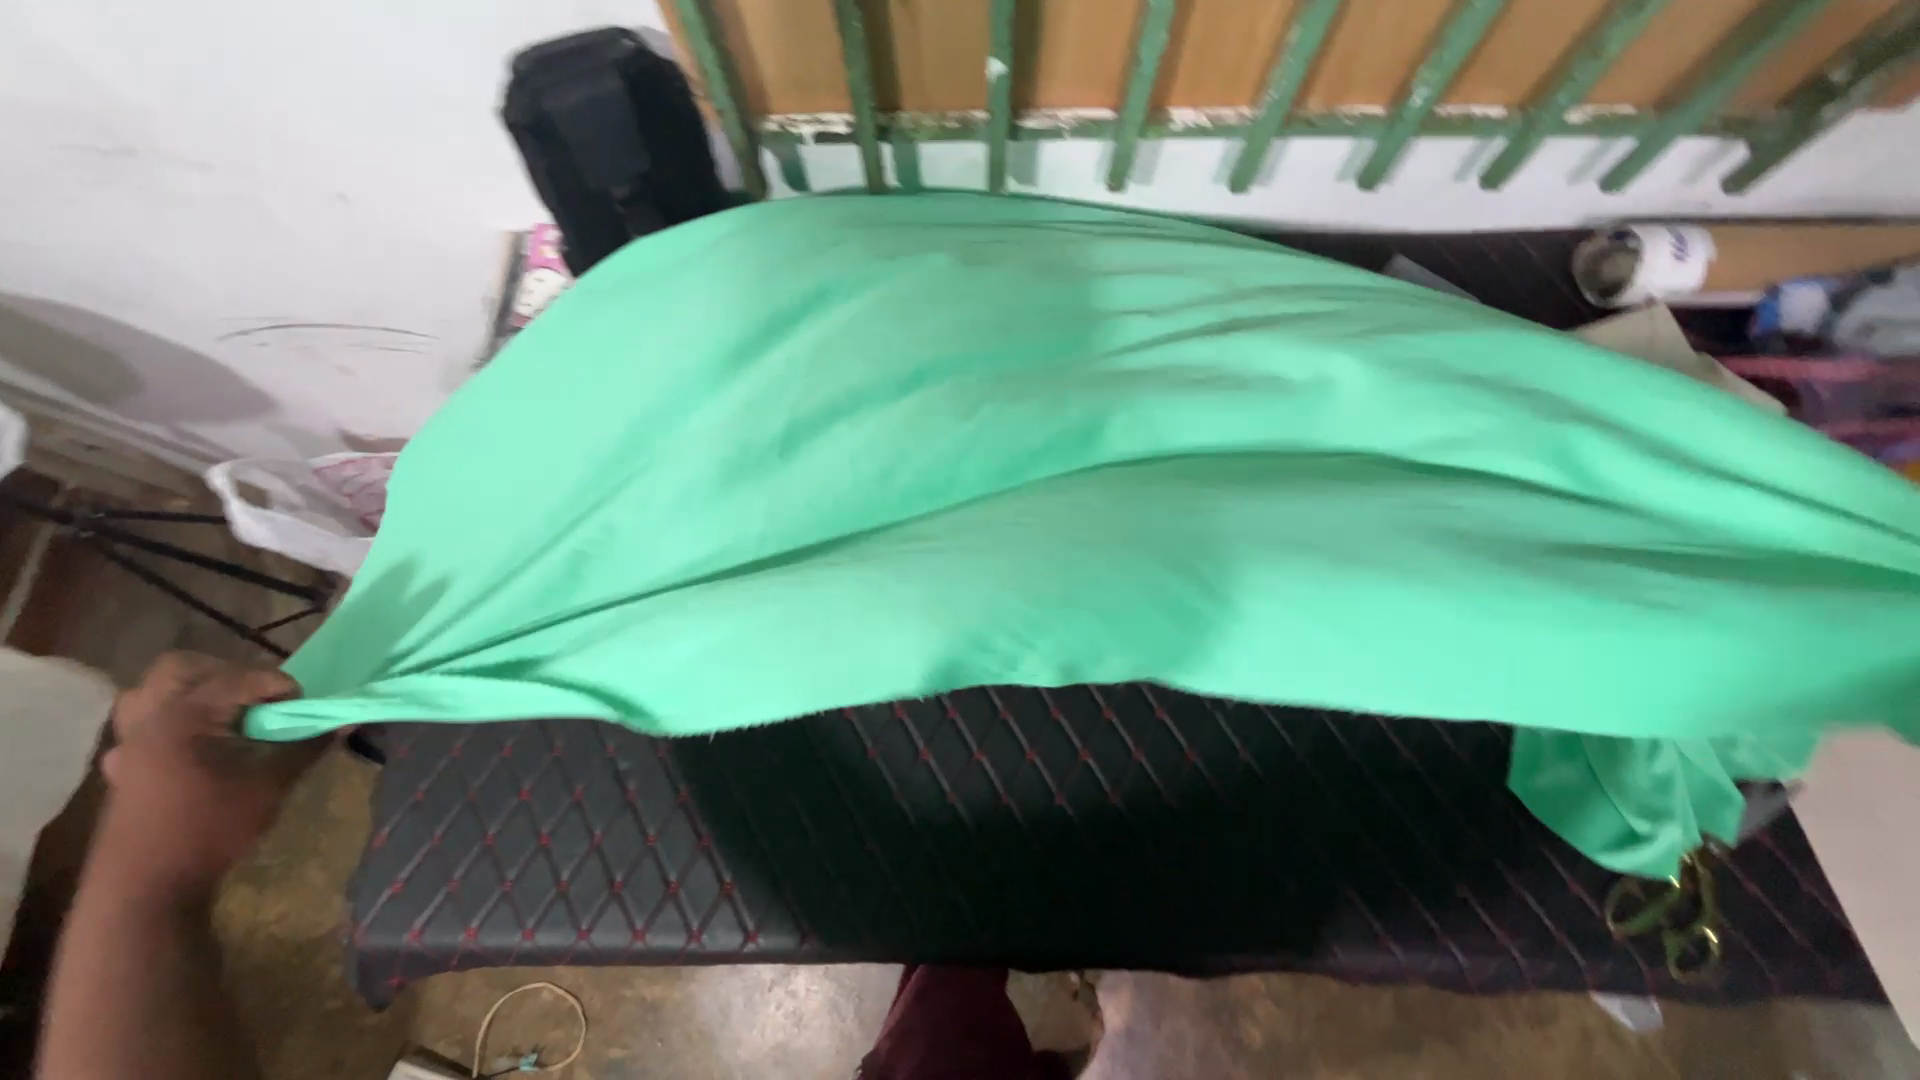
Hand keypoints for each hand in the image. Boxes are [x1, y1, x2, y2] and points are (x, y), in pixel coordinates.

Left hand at [96, 652, 327, 901]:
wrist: (146, 887)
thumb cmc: (210, 830)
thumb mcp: (271, 785)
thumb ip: (307, 747)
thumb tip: (347, 721)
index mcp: (182, 719)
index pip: (238, 678)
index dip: (280, 684)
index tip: (307, 702)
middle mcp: (148, 721)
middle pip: (181, 668)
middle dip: (229, 673)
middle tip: (264, 698)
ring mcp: (129, 743)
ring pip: (153, 691)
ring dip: (195, 691)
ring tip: (232, 712)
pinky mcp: (125, 764)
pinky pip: (146, 721)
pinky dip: (177, 718)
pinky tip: (206, 741)